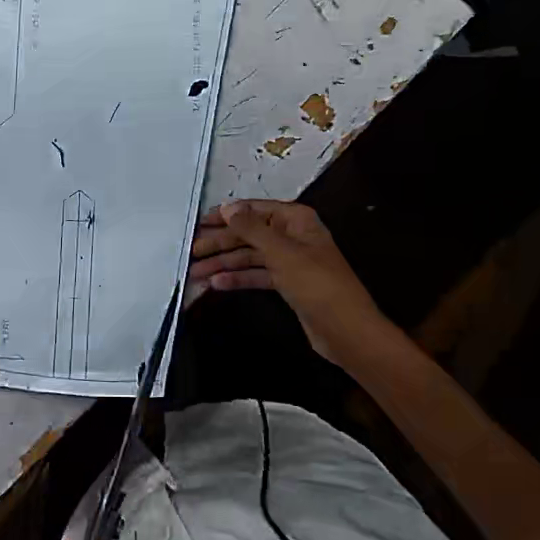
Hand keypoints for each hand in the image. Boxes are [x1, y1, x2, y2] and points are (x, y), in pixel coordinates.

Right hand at [187, 199, 391, 363]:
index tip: (200, 223)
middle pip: (248, 234)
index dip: (226, 216)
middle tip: (192, 251)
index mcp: (295, 220)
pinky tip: (217, 284)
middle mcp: (291, 236)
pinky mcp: (287, 284)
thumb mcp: (282, 252)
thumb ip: (251, 228)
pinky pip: (256, 275)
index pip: (253, 210)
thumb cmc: (318, 285)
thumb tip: (228, 207)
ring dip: (223, 263)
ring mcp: (289, 261)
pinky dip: (237, 279)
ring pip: (249, 256)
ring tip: (196, 272)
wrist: (347, 331)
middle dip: (220, 244)